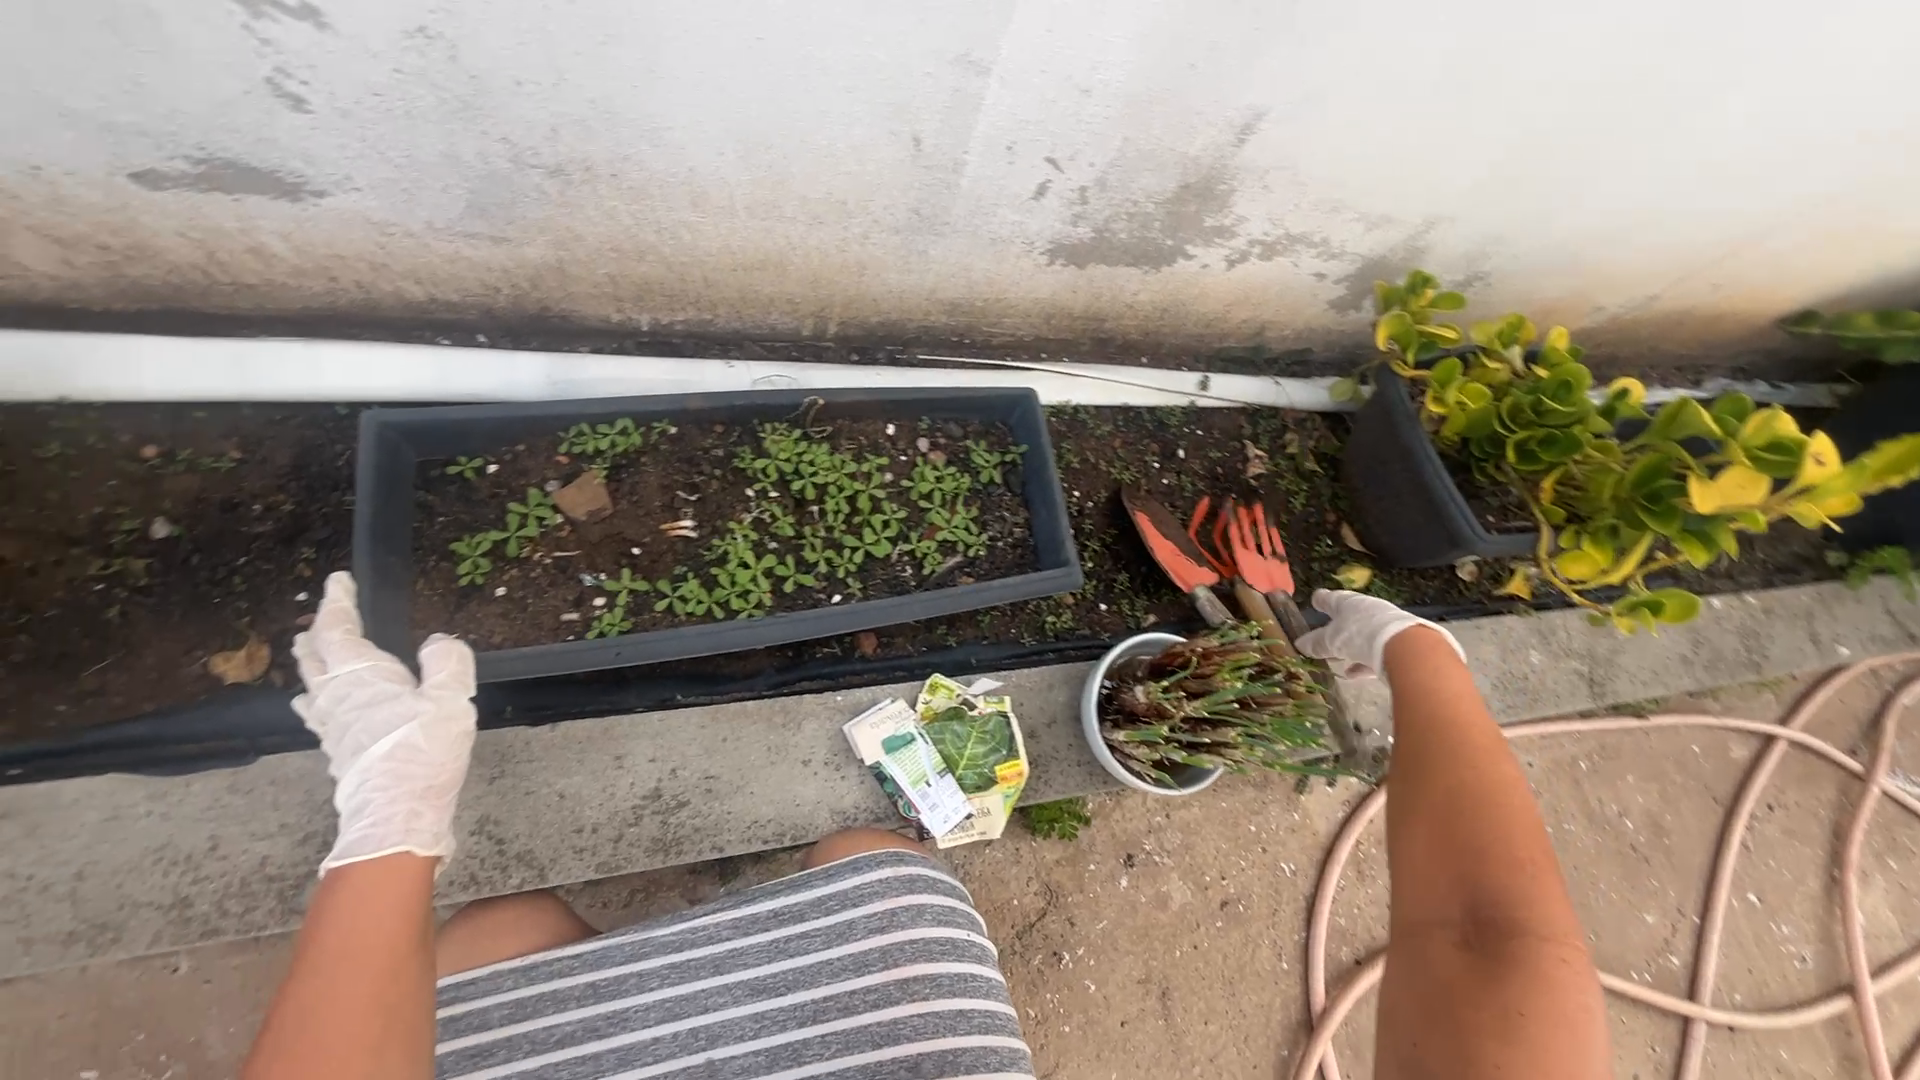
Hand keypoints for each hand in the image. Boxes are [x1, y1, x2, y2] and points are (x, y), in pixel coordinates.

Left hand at [292, 572, 476, 874]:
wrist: (396, 812)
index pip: (338, 630)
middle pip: (314, 656)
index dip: (337, 603)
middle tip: (326, 616)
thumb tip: (437, 641)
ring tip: (316, 653)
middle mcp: (336, 696)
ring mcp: (331, 725)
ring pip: (311, 683)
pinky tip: (325, 705)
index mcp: (361, 676)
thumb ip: (447, 663)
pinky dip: (320, 694)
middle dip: (319, 632)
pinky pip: (319, 709)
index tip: (338, 581)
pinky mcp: (337, 748)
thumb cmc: (423, 751)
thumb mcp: (452, 700)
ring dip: (313, 663)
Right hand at [1293, 589, 1465, 678]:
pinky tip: (1353, 675)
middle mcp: (1368, 611)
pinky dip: (1363, 663)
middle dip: (1337, 626)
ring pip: (1362, 636)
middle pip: (1349, 617)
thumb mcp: (1331, 640)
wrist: (1405, 647)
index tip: (1315, 599)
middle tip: (1325, 632)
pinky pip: (1375, 654)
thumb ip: (1316, 643)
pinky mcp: (1398, 645)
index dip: (1321, 600)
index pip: (1330, 599)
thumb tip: (1300, 644)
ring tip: (1337, 660)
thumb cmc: (1359, 634)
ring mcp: (1384, 627)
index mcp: (1348, 603)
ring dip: (1350, 647)